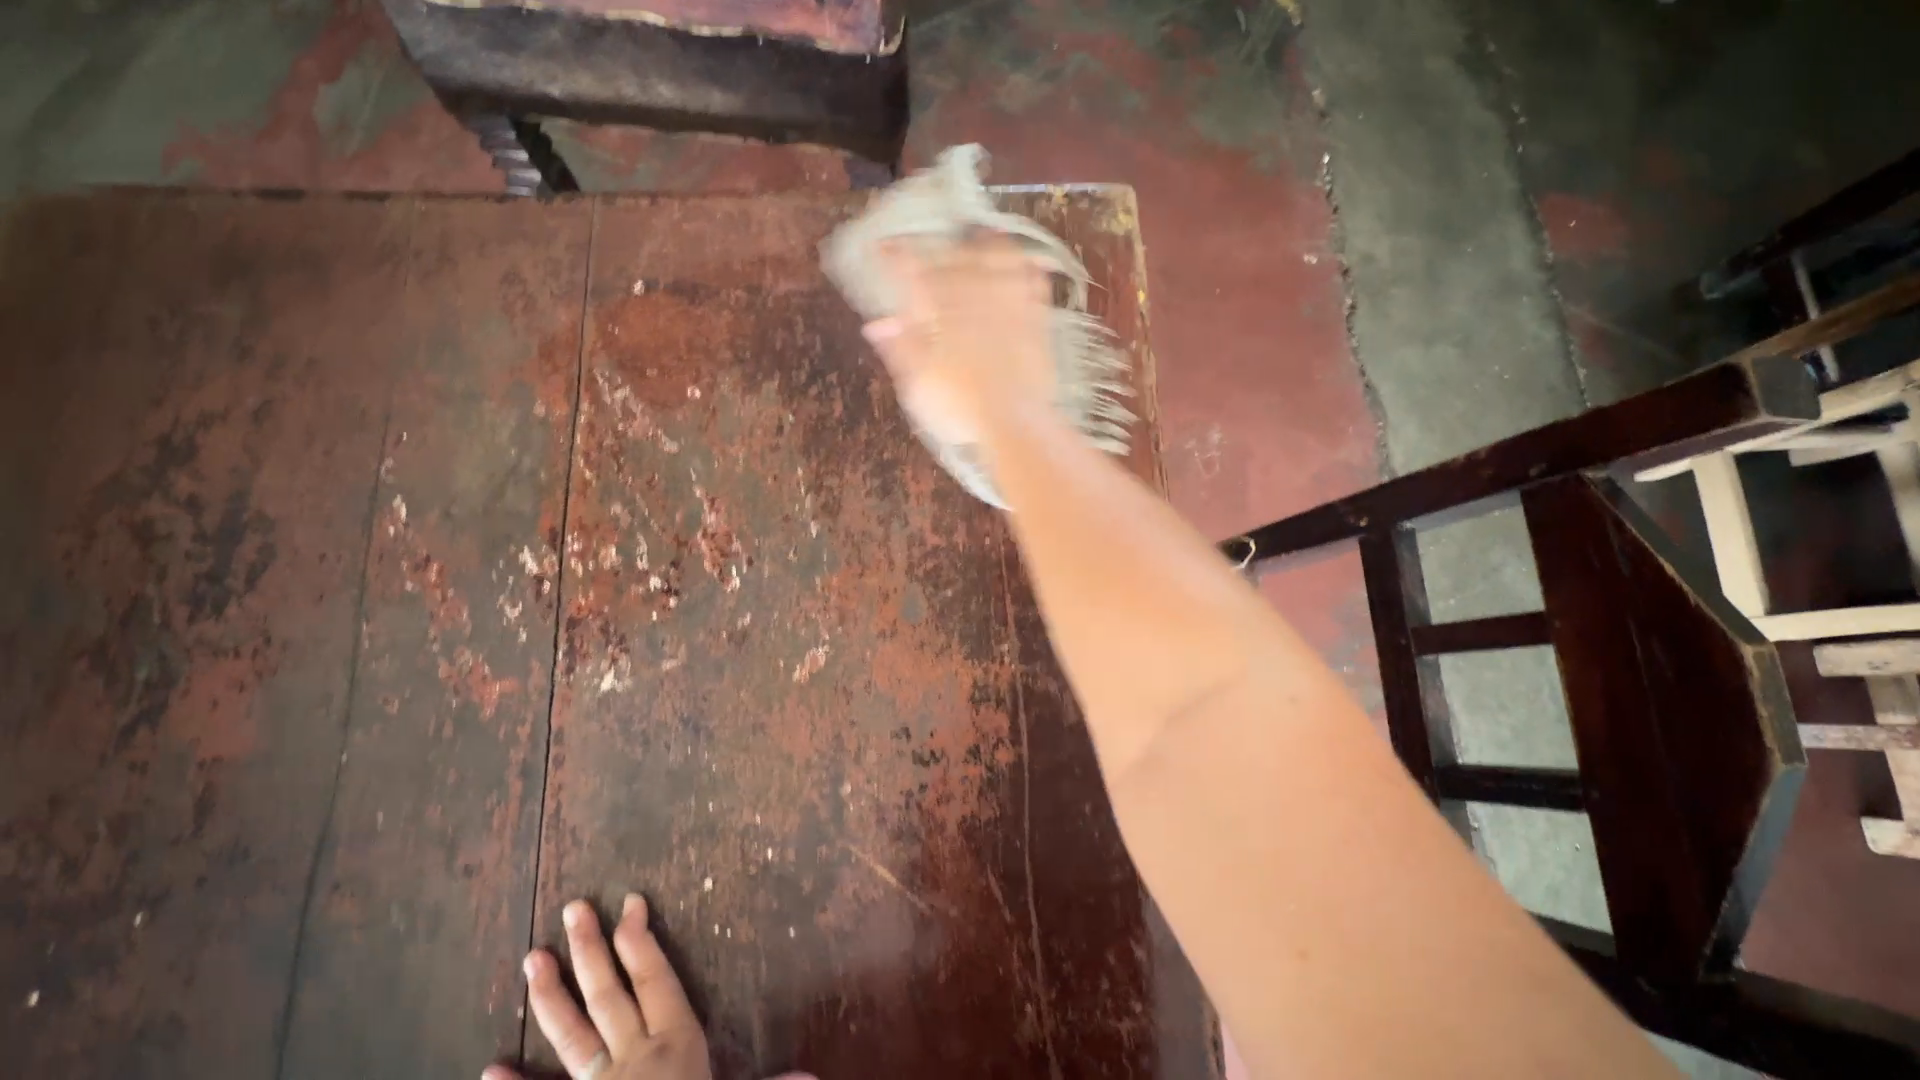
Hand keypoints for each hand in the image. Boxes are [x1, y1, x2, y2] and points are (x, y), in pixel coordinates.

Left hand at [484, 895, 710, 1079]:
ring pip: (573, 1034)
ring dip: (551, 997)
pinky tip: (491, 1069)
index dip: (643, 941)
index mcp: (675, 1048)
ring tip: (530, 960)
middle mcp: (633, 1058)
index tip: (631, 904)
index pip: (658, 982)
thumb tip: (813, 1074)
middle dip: (591, 950)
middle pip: (609, 994)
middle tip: (573, 910)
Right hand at [862, 232, 1057, 449]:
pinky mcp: (1036, 320)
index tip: (885, 246)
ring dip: (987, 246)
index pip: (910, 272)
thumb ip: (900, 348)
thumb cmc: (958, 408)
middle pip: (953, 259)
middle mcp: (972, 298)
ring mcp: (1007, 306)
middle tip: (931, 246)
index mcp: (937, 312)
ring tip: (984, 233)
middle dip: (938, 248)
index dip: (895, 255)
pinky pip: (1032, 282)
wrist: (1013, 424)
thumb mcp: (918, 383)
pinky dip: (1027, 267)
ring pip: (996, 261)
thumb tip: (877, 324)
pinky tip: (1028, 261)